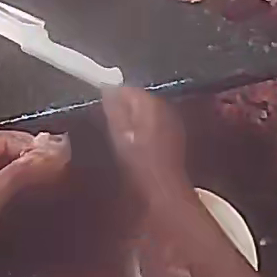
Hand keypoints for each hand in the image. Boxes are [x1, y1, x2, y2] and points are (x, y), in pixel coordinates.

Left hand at [0, 130, 69, 266]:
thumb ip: (22, 171)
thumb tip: (49, 153)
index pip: (7, 137)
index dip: (31, 143)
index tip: (54, 157)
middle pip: (1, 148)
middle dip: (26, 153)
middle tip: (51, 166)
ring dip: (18, 168)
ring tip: (40, 180)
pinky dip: (7, 182)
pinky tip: (18, 196)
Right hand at [101, 86, 190, 204]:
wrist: (163, 187)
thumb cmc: (137, 161)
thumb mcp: (118, 133)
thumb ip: (113, 108)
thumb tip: (107, 89)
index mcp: (149, 102)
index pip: (126, 88)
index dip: (111, 96)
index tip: (100, 109)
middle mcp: (164, 106)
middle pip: (138, 98)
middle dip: (123, 106)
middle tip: (108, 122)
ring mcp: (172, 119)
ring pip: (147, 110)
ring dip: (134, 118)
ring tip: (121, 134)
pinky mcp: (176, 133)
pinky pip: (155, 122)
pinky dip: (145, 128)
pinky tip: (138, 143)